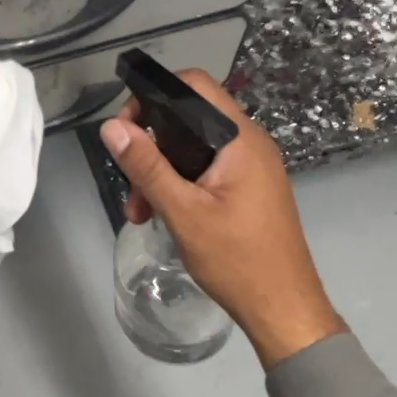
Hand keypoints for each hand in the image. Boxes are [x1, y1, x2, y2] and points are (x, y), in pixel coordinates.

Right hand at [100, 71, 345, 367]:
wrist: (285, 311)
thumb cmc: (237, 260)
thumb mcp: (183, 212)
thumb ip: (147, 166)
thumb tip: (111, 126)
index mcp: (240, 139)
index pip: (194, 85)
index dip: (155, 94)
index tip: (127, 128)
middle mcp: (249, 144)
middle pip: (189, 119)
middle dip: (151, 145)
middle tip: (129, 183)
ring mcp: (251, 168)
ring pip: (194, 150)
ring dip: (161, 173)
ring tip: (139, 212)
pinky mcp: (249, 189)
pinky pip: (206, 171)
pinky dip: (180, 186)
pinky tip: (162, 215)